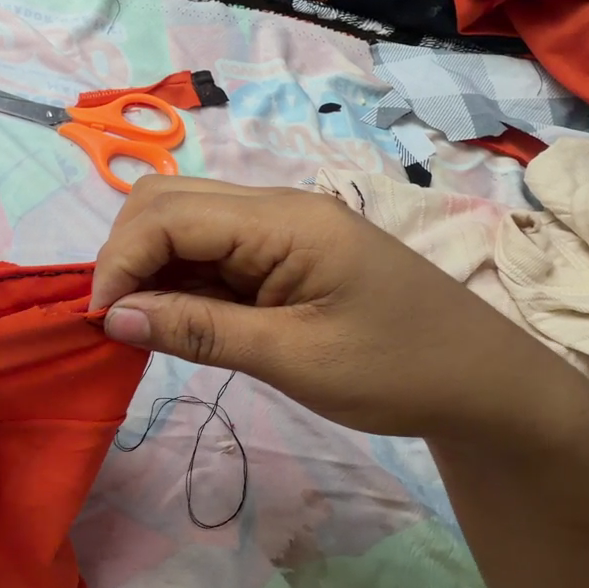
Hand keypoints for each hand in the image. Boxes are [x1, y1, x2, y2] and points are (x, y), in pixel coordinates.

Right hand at [90, 176, 578, 440]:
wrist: (487, 387)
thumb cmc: (402, 373)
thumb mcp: (294, 360)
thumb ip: (198, 331)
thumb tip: (112, 317)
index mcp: (285, 220)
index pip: (168, 216)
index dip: (119, 262)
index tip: (101, 320)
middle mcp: (273, 206)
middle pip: (163, 200)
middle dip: (125, 254)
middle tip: (120, 319)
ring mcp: (274, 223)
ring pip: (177, 218)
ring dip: (146, 265)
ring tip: (145, 322)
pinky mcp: (275, 247)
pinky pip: (203, 245)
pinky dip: (174, 276)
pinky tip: (176, 314)